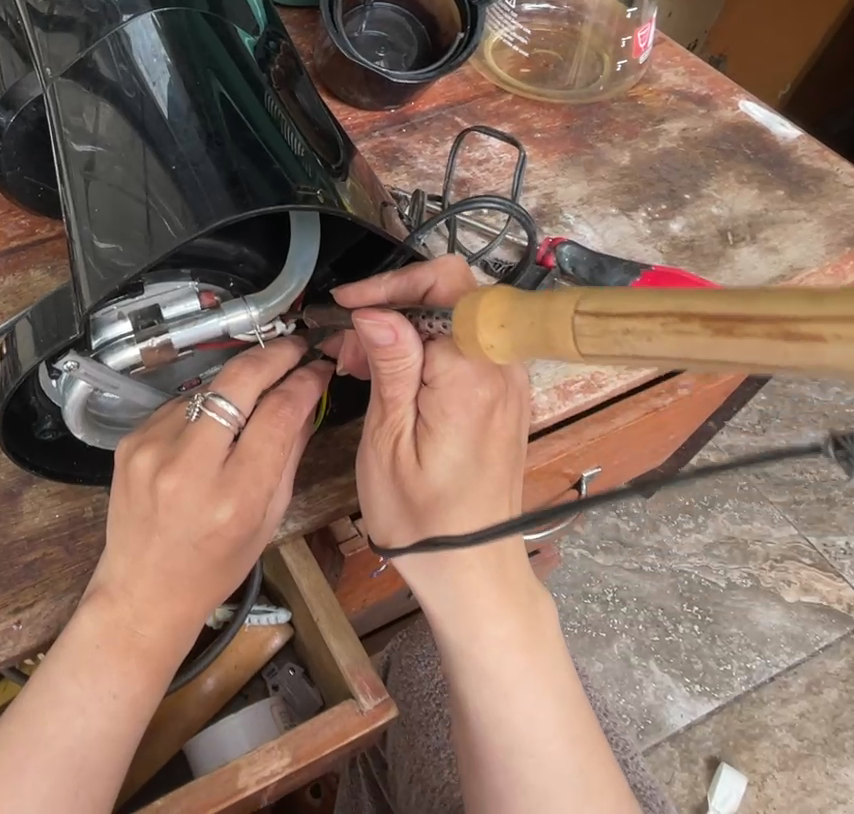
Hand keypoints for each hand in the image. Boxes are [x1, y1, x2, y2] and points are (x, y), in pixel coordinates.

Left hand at [88, 337, 333, 633]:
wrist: (143, 589)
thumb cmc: (215, 564)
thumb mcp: (269, 519)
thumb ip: (289, 453)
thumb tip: (307, 396)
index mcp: (234, 496)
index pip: (278, 413)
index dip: (304, 382)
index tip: (317, 368)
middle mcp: (189, 466)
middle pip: (239, 380)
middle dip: (274, 355)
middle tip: (295, 347)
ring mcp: (153, 447)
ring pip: (209, 386)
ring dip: (238, 382)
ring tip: (257, 391)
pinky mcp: (132, 439)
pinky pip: (181, 403)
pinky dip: (204, 405)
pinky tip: (214, 423)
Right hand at [331, 256, 535, 602]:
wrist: (471, 570)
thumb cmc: (420, 517)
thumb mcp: (388, 440)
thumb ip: (392, 366)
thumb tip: (378, 310)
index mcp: (472, 374)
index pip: (444, 286)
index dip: (391, 283)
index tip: (345, 305)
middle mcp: (502, 367)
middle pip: (455, 293)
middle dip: (394, 303)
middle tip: (346, 342)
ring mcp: (508, 382)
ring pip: (457, 319)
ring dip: (405, 326)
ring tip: (356, 361)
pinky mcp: (502, 397)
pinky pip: (464, 348)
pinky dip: (424, 347)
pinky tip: (388, 375)